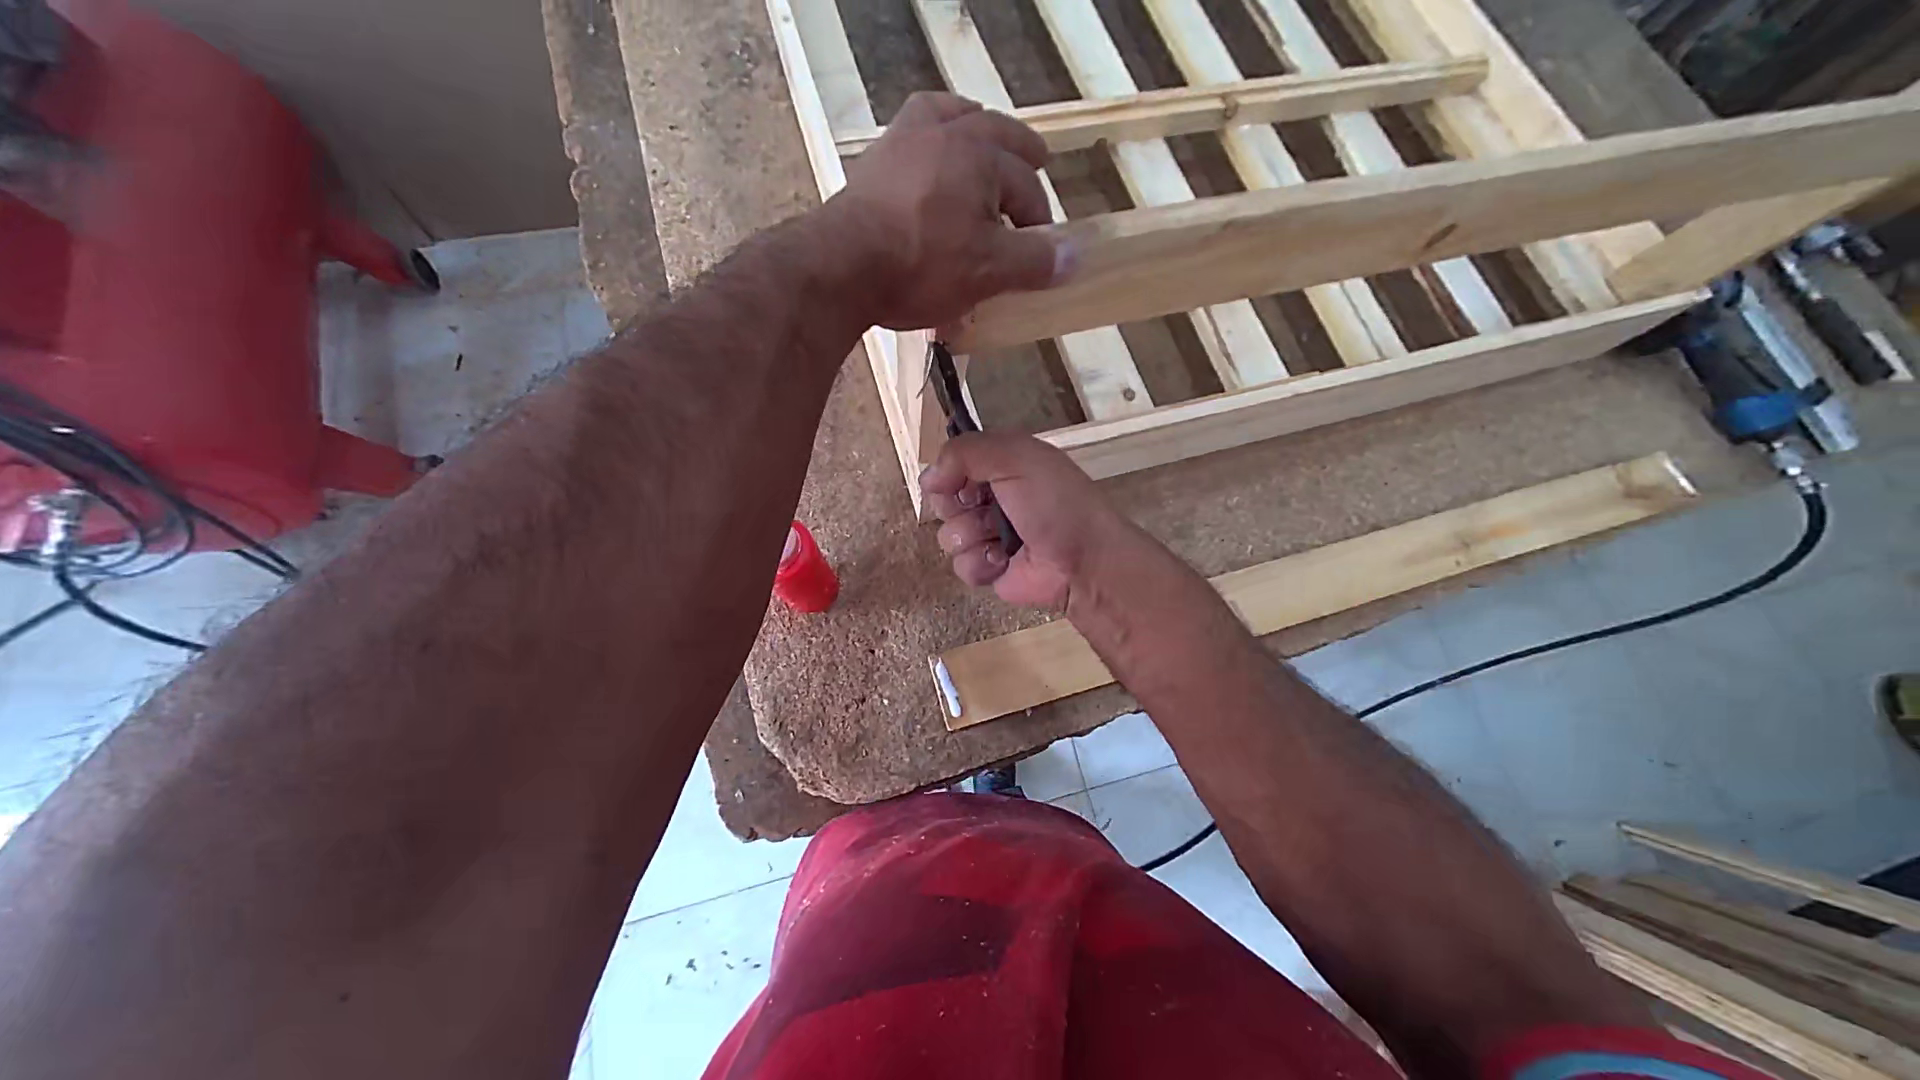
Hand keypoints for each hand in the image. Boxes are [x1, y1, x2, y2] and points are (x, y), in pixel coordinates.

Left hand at [825, 92, 1071, 332]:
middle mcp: (944, 134)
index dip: (1039, 220)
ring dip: (971, 125)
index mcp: (981, 155)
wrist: (842, 266)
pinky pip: (909, 134)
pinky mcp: (872, 164)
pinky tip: (925, 151)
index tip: (1041, 250)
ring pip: (946, 117)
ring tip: (980, 132)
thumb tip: (1075, 257)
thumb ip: (1034, 260)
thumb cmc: (923, 264)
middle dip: (1019, 151)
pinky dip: (927, 135)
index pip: (1026, 186)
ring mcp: (903, 143)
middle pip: (994, 134)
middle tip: (1037, 158)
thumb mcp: (988, 270)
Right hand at [921, 433, 1135, 610]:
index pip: (952, 463)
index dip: (949, 473)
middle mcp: (993, 497)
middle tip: (985, 510)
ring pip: (947, 535)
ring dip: (971, 537)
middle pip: (944, 500)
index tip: (960, 481)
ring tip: (1001, 540)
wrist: (1085, 561)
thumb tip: (928, 477)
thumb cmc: (1055, 503)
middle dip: (958, 507)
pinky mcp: (989, 568)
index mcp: (1002, 464)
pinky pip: (960, 565)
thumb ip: (965, 453)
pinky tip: (1003, 562)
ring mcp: (989, 534)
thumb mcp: (1015, 458)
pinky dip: (980, 564)